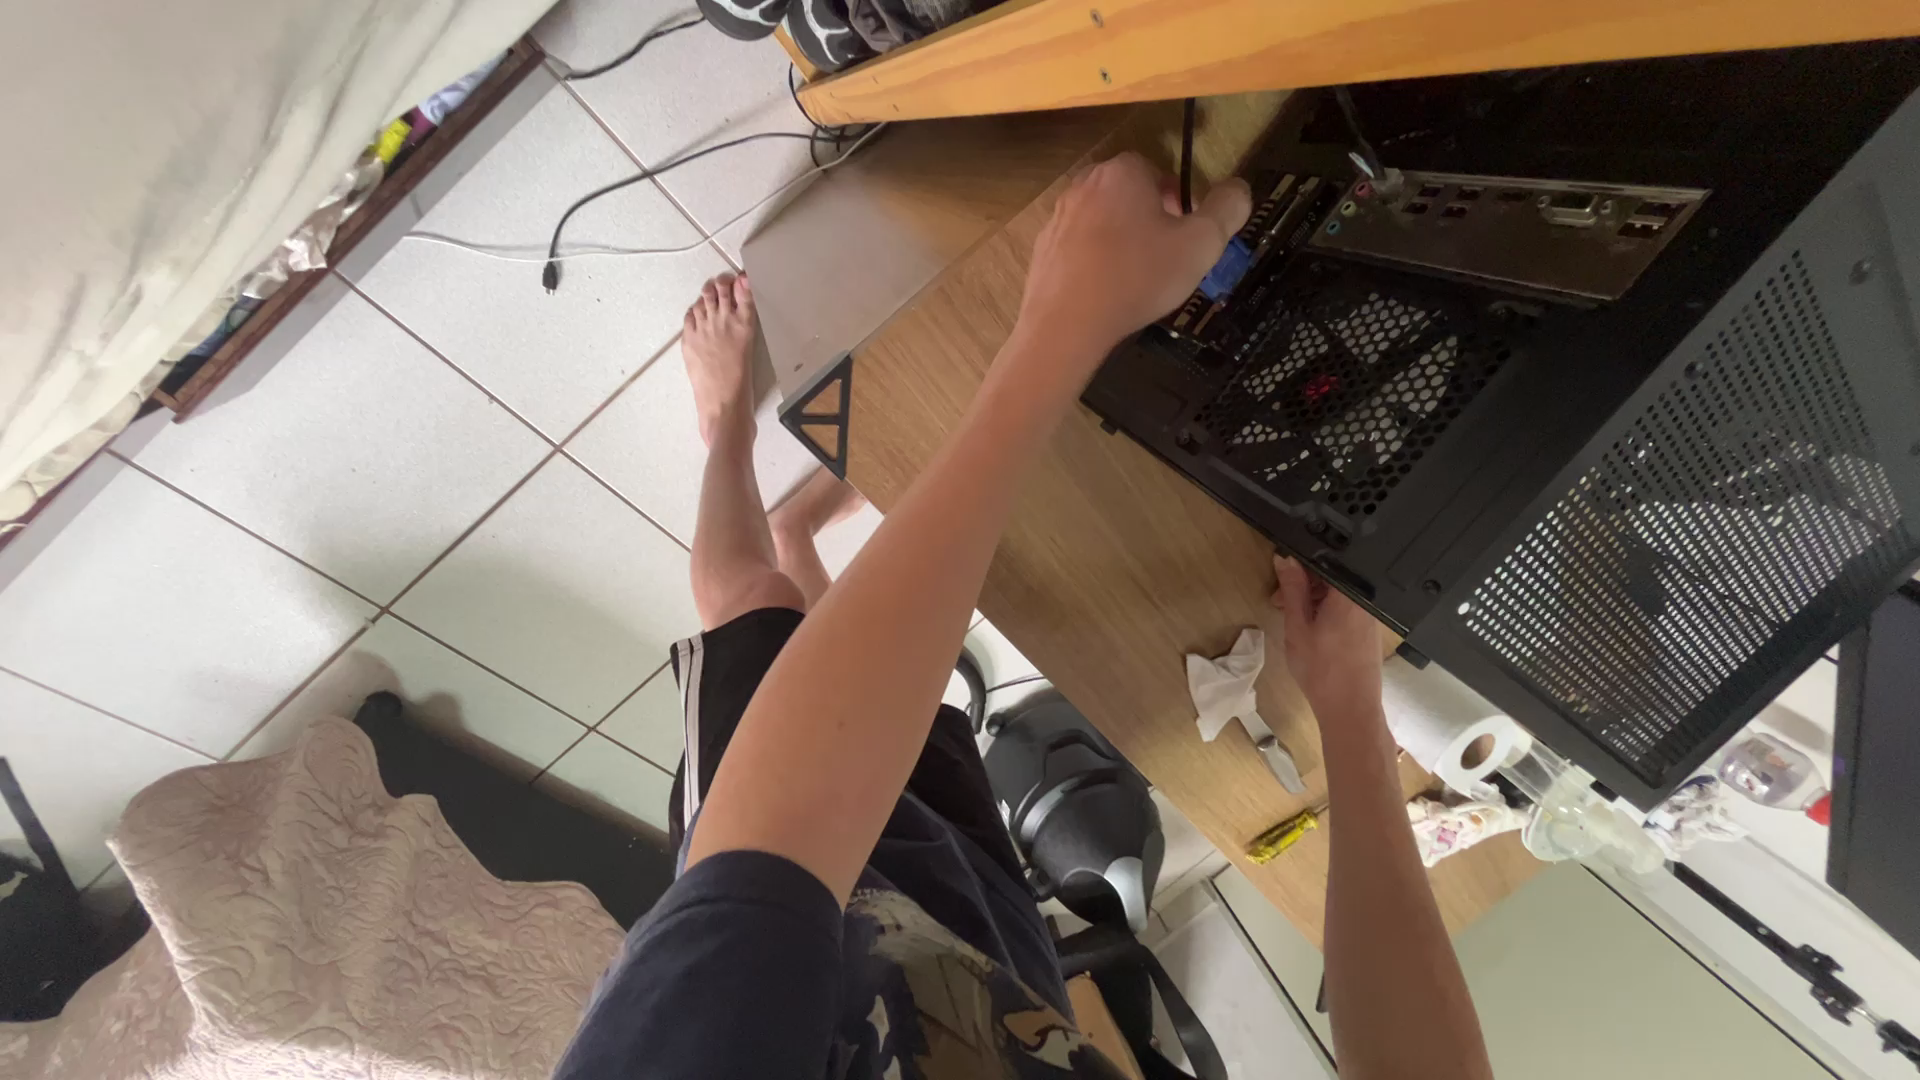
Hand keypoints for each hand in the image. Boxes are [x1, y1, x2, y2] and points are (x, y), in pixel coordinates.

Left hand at [1018, 152, 1250, 356]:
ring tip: (1130, 280)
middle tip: (1160, 260)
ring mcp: (1057, 218)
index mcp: (1123, 171)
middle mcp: (1084, 184)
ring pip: (1100, 223)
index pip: (1158, 173)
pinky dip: (1091, 264)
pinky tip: (1101, 292)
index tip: (1182, 237)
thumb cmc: (1137, 279)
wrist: (1065, 326)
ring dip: (1118, 242)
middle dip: (1146, 220)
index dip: (1176, 204)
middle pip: (1127, 195)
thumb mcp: (1201, 245)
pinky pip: (1076, 250)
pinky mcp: (1040, 251)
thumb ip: (1227, 210)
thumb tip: (1238, 190)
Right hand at [1270, 555, 1384, 723]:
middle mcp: (1364, 601)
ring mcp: (1369, 617)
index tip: (1281, 578)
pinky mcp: (1368, 630)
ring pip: (1337, 594)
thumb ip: (1292, 589)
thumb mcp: (1298, 625)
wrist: (1349, 707)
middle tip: (1280, 602)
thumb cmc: (1321, 669)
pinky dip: (1325, 612)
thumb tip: (1285, 559)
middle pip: (1331, 578)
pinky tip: (1310, 629)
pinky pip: (1345, 609)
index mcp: (1349, 595)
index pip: (1324, 562)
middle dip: (1303, 584)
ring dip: (1311, 599)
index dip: (1299, 565)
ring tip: (1292, 618)